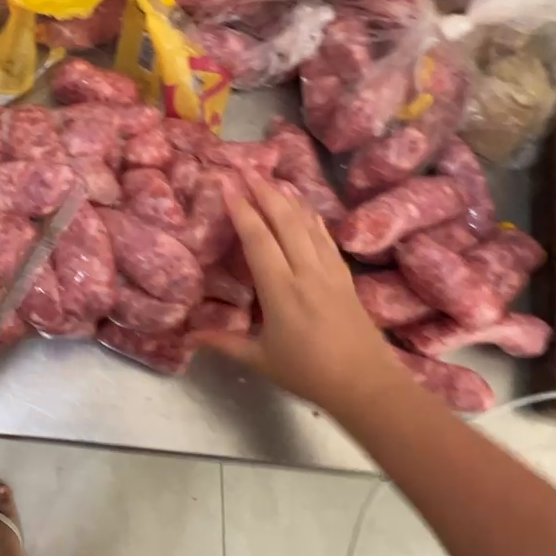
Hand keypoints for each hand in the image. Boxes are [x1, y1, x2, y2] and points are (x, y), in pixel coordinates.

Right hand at [192, 172, 413, 412]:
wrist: (367, 385)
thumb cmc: (309, 374)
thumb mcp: (260, 360)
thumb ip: (224, 343)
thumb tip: (188, 337)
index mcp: (281, 291)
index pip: (259, 241)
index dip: (243, 211)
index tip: (228, 186)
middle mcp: (306, 273)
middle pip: (285, 222)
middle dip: (265, 193)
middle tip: (247, 171)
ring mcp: (329, 272)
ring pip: (308, 225)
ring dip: (288, 200)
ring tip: (271, 181)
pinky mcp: (345, 277)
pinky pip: (325, 238)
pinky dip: (311, 218)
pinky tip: (304, 209)